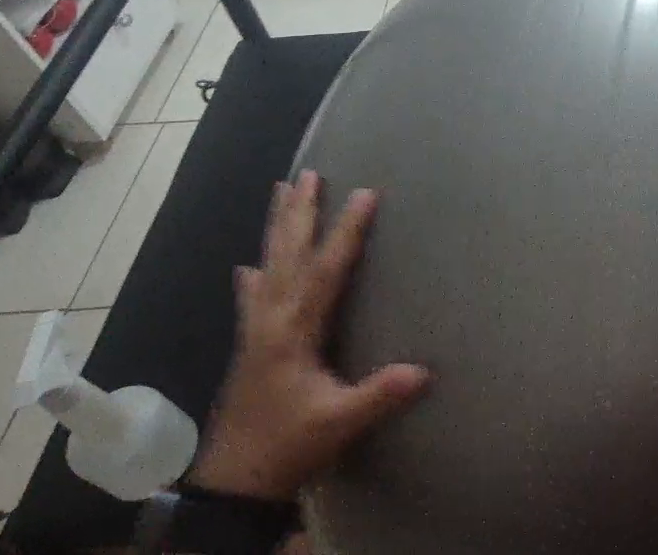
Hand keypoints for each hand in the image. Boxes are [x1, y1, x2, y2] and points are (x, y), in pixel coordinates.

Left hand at [188, 171, 429, 500]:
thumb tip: (425, 371)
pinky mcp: (250, 347)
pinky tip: (246, 268)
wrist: (232, 483)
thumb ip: (380, 394)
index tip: (364, 193)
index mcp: (295, 330)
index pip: (326, 269)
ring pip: (267, 267)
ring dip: (275, 228)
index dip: (347, 230)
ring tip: (278, 193)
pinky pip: (251, 298)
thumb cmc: (287, 446)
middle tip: (307, 174)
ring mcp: (256, 332)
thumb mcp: (338, 423)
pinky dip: (251, 277)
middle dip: (299, 213)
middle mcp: (272, 320)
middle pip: (287, 255)